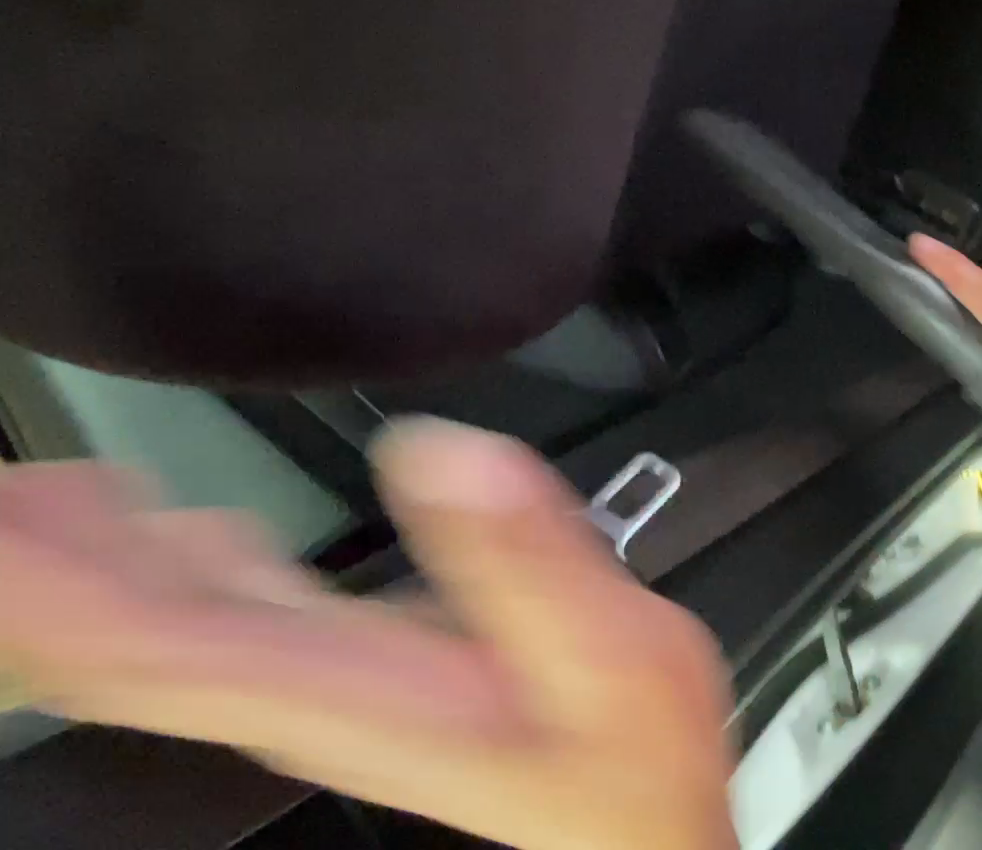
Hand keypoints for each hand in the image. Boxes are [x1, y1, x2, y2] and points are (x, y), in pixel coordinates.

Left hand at [0, 420, 735, 849]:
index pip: (139, 647)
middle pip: (123, 644)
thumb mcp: (604, 651)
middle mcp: (313, 692)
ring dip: (102, 565)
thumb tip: (444, 453)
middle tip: (15, 486)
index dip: (46, 583)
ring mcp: (338, 684)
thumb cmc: (628, 754)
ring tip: (58, 492)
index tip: (13, 506)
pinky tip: (204, 533)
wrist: (636, 812)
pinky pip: (249, 623)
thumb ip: (524, 555)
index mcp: (348, 689)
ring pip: (172, 633)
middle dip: (44, 565)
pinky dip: (196, 574)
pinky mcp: (376, 669)